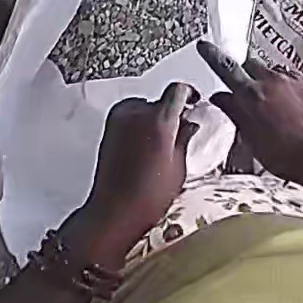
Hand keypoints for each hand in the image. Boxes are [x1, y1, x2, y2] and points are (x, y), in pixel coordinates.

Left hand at [65, 83, 198, 266]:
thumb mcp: (179, 168)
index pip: (178, 90)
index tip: (193, 100)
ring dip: (153, 118)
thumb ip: (185, 138)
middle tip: (178, 131)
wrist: (114, 213)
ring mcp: (120, 118)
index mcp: (160, 120)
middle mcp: (137, 113)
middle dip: (171, 112)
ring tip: (158, 143)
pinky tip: (144, 147)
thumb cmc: (147, 198)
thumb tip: (190, 124)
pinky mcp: (109, 126)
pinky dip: (138, 124)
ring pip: (144, 107)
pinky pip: (129, 116)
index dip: (189, 93)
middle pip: (160, 100)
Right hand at [197, 40, 302, 193]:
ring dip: (267, 81)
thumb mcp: (252, 139)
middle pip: (250, 65)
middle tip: (250, 93)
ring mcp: (289, 78)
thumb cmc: (286, 155)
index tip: (204, 46)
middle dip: (246, 75)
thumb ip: (235, 113)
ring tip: (274, 104)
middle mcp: (269, 80)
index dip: (212, 55)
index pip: (226, 68)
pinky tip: (290, 105)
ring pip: (270, 71)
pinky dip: (285, 86)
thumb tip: (221, 98)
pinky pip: (289, 76)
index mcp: (250, 95)